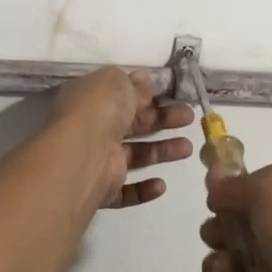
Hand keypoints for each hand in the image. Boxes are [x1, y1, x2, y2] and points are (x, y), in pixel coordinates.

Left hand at [51, 68, 193, 208]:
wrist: (81, 155)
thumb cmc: (98, 110)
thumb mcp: (117, 83)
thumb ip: (133, 84)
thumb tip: (144, 81)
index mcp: (92, 100)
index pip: (123, 96)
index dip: (148, 96)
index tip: (173, 95)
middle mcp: (93, 129)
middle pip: (133, 124)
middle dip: (163, 120)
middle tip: (189, 118)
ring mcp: (97, 160)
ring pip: (134, 155)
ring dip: (161, 151)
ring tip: (188, 148)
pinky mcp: (103, 189)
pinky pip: (126, 191)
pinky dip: (143, 189)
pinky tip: (161, 184)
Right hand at [199, 159, 271, 271]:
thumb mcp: (270, 193)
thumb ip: (235, 185)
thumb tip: (216, 180)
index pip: (255, 177)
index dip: (230, 191)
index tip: (214, 206)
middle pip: (241, 218)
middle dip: (220, 233)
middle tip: (215, 243)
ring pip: (240, 256)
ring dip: (222, 266)